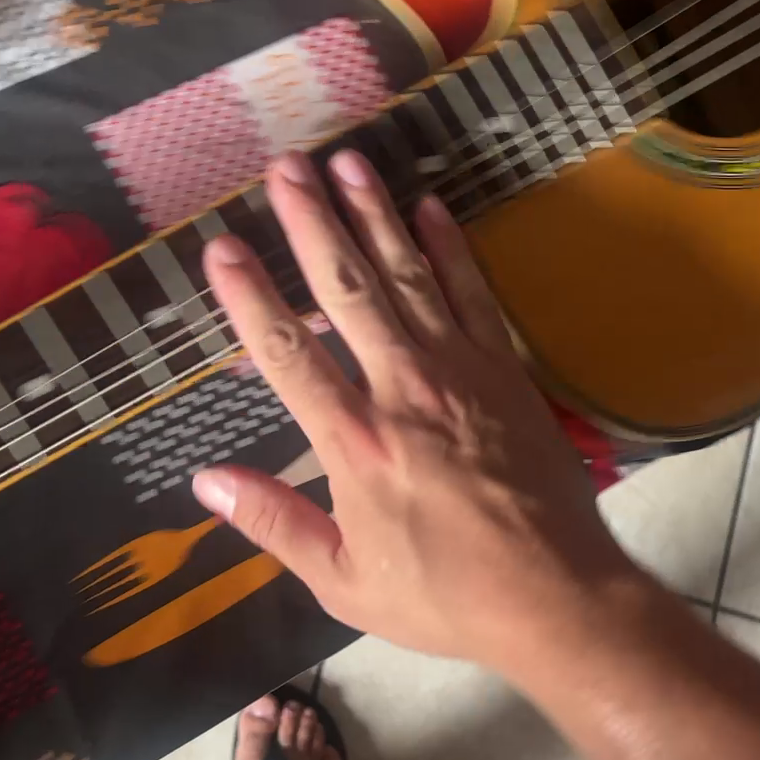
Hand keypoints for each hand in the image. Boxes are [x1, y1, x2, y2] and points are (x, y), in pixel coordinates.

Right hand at [191, 149, 645, 667]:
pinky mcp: (507, 372)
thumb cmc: (445, 596)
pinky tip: (431, 210)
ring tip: (346, 163)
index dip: (249, 298)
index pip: (287, 354)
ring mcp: (462, 374)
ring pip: (409, 279)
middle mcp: (404, 391)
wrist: (553, 592)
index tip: (220, 246)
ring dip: (375, 217)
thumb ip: (276, 525)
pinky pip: (474, 297)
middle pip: (347, 292)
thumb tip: (206, 482)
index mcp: (355, 443)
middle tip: (284, 167)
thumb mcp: (345, 583)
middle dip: (311, 225)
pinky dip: (450, 250)